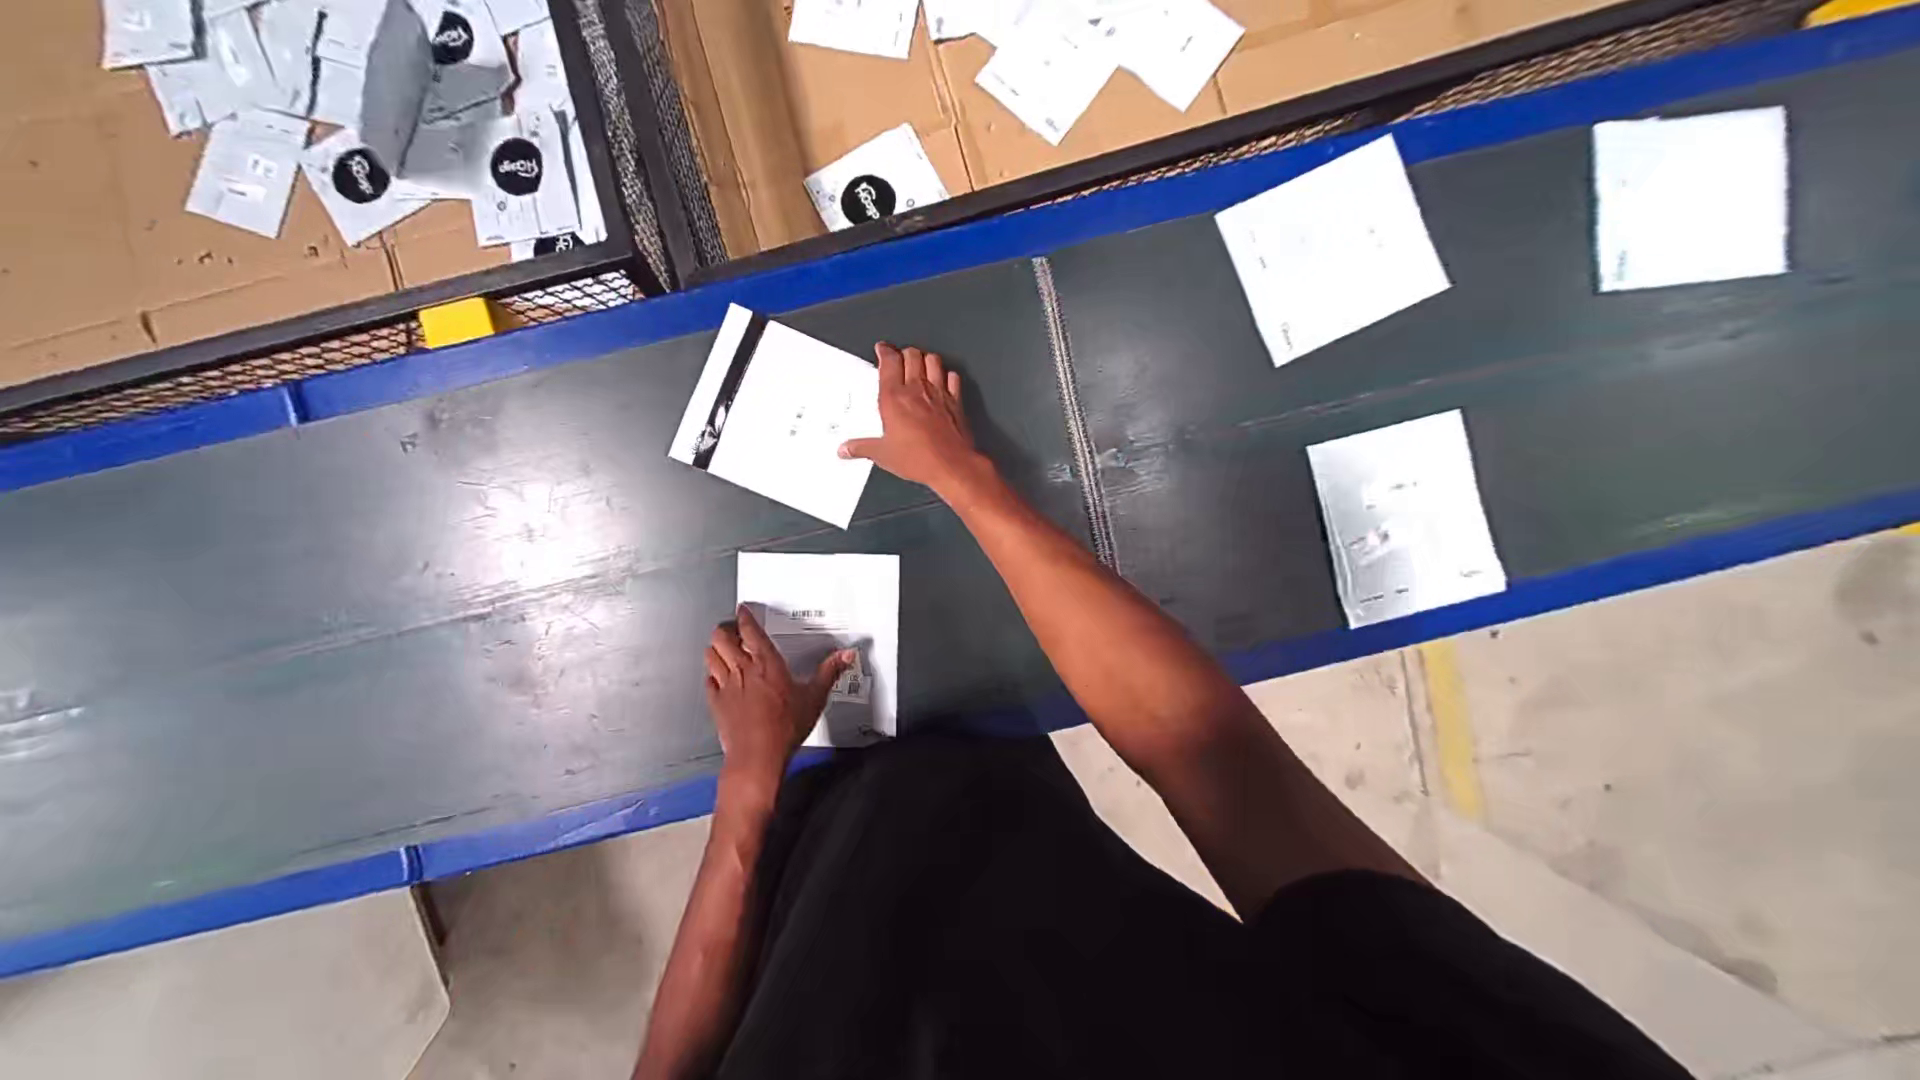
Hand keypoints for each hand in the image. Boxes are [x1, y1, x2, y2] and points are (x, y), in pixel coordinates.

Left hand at [705, 604, 853, 786]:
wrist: (758, 755)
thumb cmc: (784, 728)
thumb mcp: (814, 697)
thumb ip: (829, 672)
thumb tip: (844, 656)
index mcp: (766, 663)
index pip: (749, 630)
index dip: (744, 617)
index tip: (743, 611)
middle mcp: (742, 670)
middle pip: (721, 637)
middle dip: (725, 629)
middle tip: (732, 628)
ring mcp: (726, 686)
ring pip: (710, 655)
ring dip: (715, 647)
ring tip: (722, 646)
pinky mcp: (717, 704)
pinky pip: (708, 681)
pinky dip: (711, 674)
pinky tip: (717, 677)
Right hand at [840, 343, 991, 498]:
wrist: (951, 465)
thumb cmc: (920, 458)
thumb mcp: (883, 455)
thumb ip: (862, 448)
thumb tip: (847, 449)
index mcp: (894, 397)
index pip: (889, 361)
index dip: (885, 351)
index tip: (882, 349)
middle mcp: (917, 390)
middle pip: (912, 354)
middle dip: (904, 352)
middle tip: (899, 357)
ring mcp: (939, 393)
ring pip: (933, 360)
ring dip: (925, 358)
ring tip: (920, 363)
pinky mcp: (956, 401)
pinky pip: (953, 377)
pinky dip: (947, 374)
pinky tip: (943, 379)